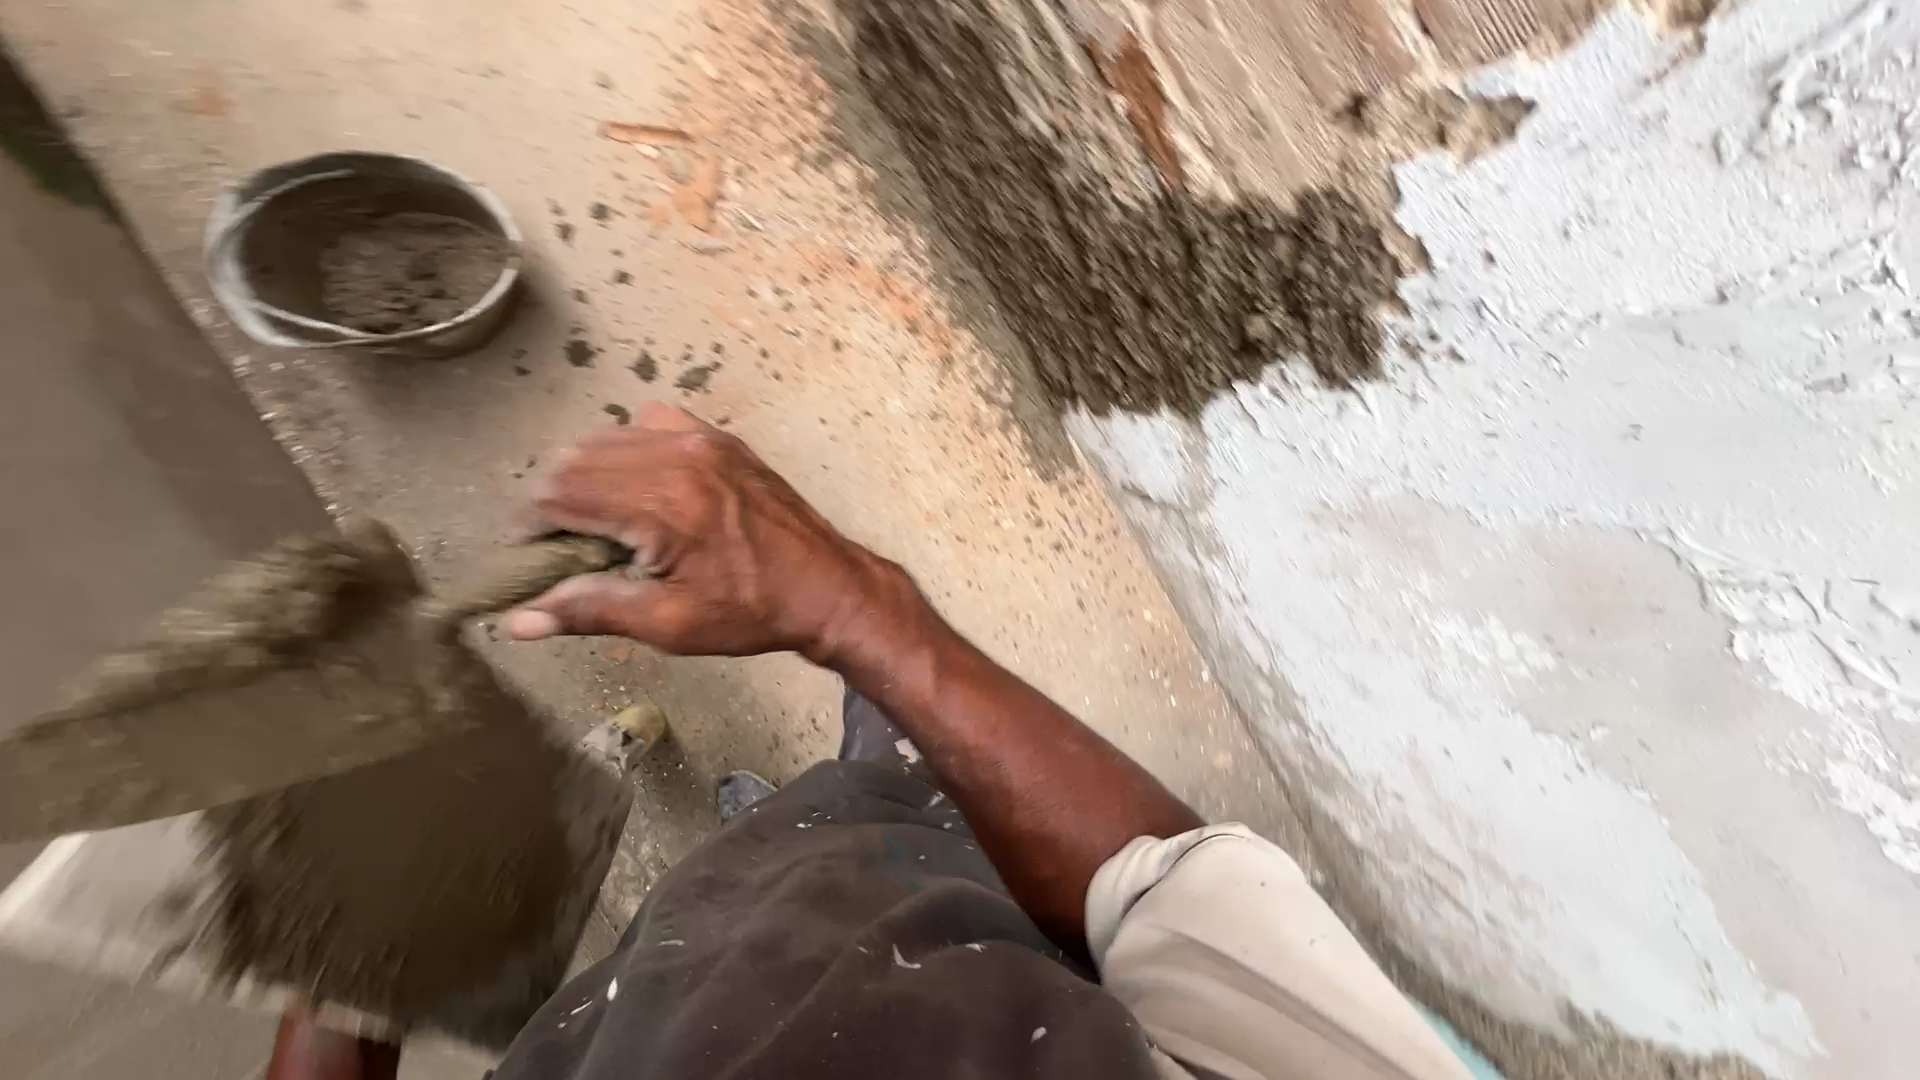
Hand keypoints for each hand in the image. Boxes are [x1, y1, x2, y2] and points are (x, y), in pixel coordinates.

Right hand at [503, 404, 898, 659]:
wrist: (828, 588)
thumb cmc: (753, 612)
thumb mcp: (671, 623)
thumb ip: (591, 610)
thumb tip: (516, 620)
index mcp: (662, 504)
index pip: (558, 492)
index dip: (531, 524)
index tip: (532, 555)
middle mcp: (678, 457)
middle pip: (575, 459)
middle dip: (554, 499)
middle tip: (565, 543)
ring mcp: (704, 442)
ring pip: (610, 437)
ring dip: (588, 472)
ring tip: (600, 519)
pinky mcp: (723, 441)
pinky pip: (655, 424)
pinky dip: (632, 448)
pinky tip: (642, 485)